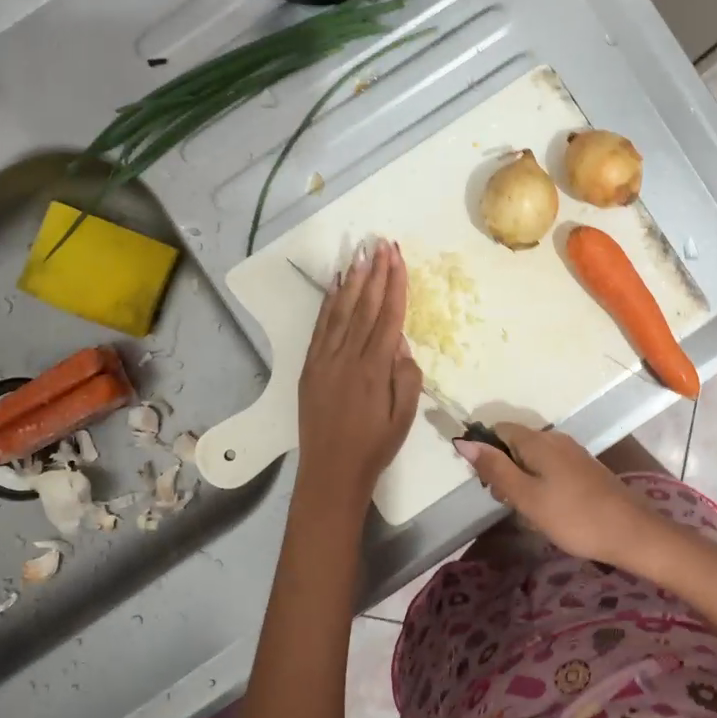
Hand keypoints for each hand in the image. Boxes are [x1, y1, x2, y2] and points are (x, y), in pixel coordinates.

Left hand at [297, 240, 422, 508]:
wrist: (331, 472)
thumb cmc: (374, 447)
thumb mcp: (404, 416)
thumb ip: (406, 376)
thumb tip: (400, 342)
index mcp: (374, 369)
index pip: (387, 316)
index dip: (394, 284)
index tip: (397, 258)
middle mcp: (347, 357)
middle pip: (364, 306)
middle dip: (375, 273)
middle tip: (381, 244)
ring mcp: (324, 360)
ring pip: (340, 310)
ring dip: (352, 280)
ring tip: (360, 254)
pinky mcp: (310, 367)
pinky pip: (320, 327)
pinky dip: (328, 303)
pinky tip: (335, 285)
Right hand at [453, 424, 668, 565]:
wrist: (631, 532)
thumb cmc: (573, 516)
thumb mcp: (526, 497)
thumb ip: (495, 469)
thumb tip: (464, 441)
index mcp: (538, 441)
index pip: (499, 430)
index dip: (486, 452)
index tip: (488, 484)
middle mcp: (555, 439)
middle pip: (516, 444)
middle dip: (505, 470)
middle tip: (511, 504)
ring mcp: (573, 453)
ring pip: (533, 459)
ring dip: (523, 482)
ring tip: (531, 513)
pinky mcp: (585, 469)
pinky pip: (551, 469)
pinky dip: (542, 485)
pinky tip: (550, 511)